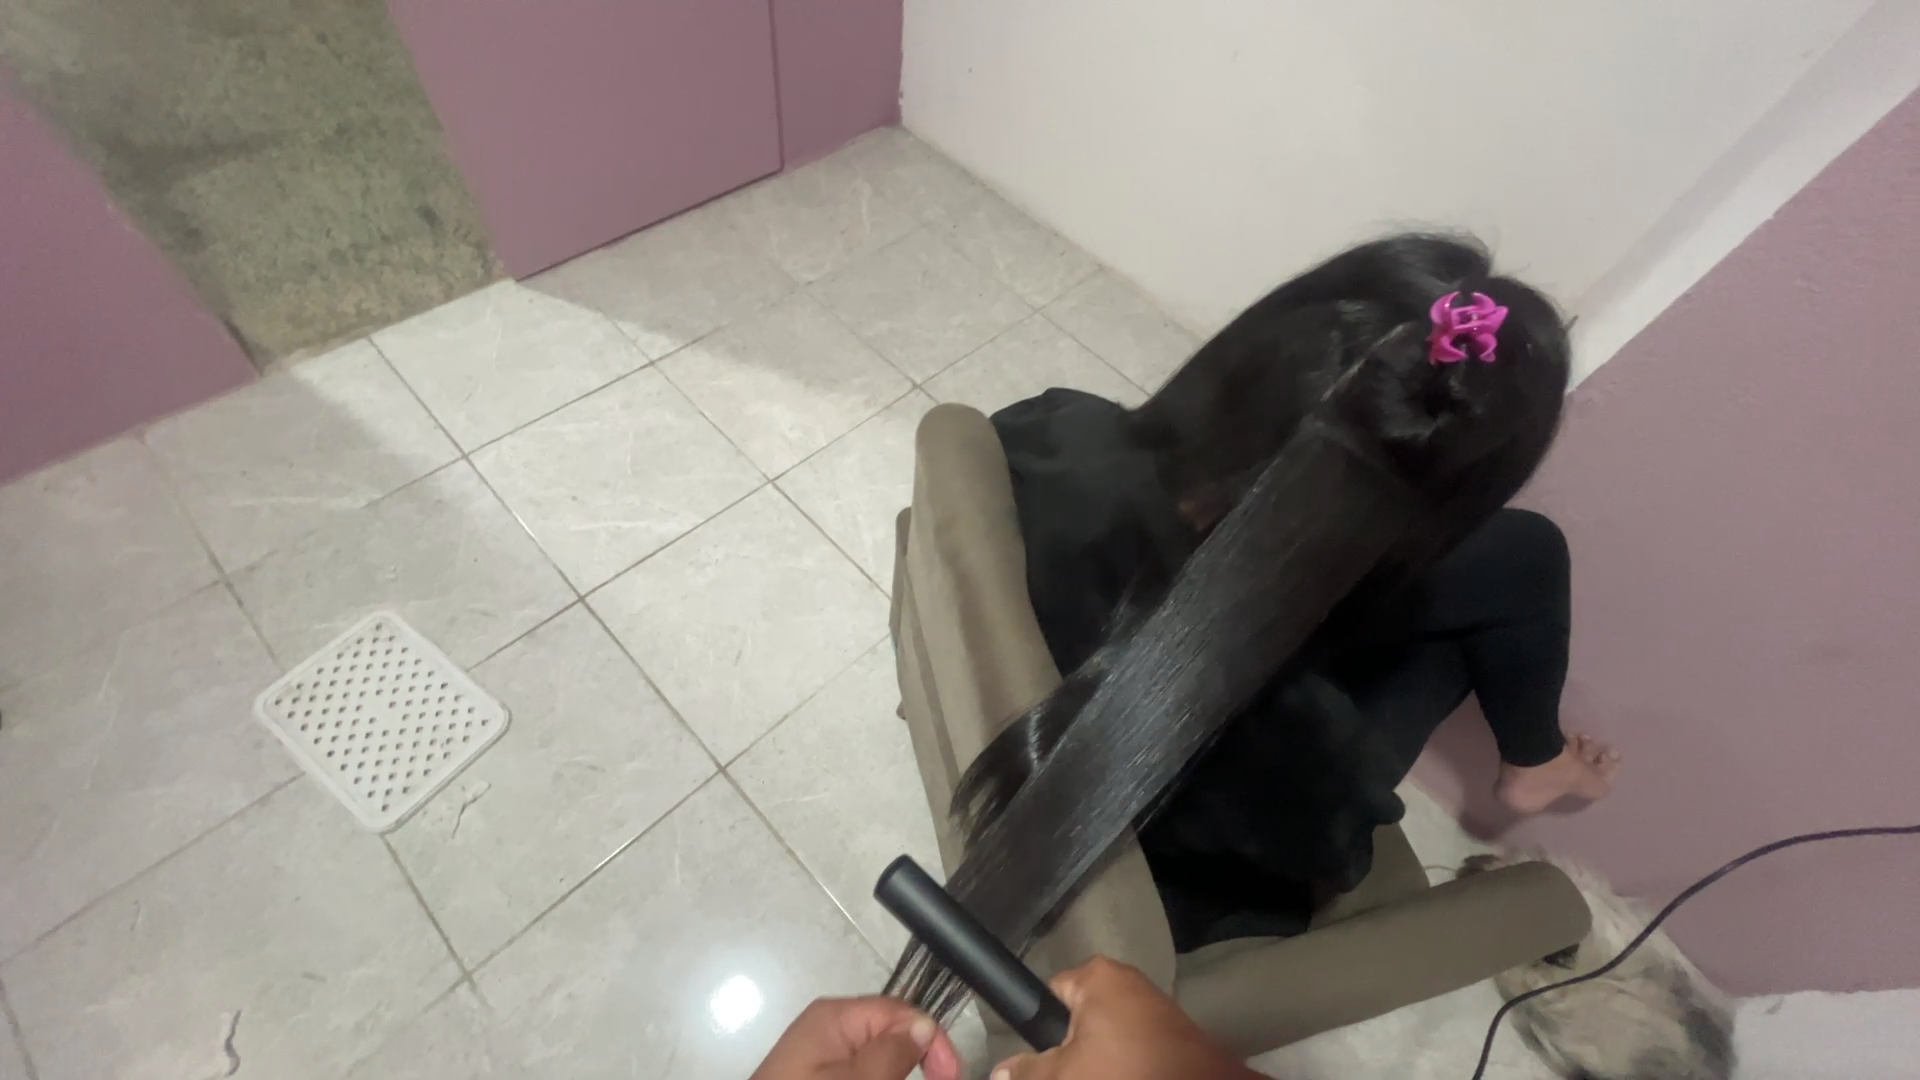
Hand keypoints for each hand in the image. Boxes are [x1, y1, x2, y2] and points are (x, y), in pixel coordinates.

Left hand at [750, 996, 961, 1079]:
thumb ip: (890, 1053)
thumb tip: (924, 1026)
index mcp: (836, 1017)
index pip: (900, 1012)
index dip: (933, 1040)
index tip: (953, 1077)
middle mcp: (829, 1030)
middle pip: (889, 1037)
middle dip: (915, 1064)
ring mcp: (820, 1060)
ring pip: (876, 1063)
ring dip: (895, 1074)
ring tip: (916, 1077)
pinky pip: (857, 1074)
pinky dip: (874, 1078)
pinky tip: (887, 1079)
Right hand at [991, 958, 1254, 1079]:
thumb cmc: (1125, 1073)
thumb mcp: (1066, 1076)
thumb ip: (1029, 1071)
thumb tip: (998, 1072)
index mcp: (1095, 977)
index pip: (1051, 994)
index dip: (1044, 1031)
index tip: (1046, 1062)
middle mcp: (1124, 979)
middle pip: (1081, 1017)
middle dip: (1075, 1049)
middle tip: (1074, 1075)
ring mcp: (1153, 1004)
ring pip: (1110, 1034)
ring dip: (1103, 1059)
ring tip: (1102, 1076)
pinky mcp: (1174, 1031)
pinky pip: (1136, 1044)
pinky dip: (1129, 1062)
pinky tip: (1127, 1077)